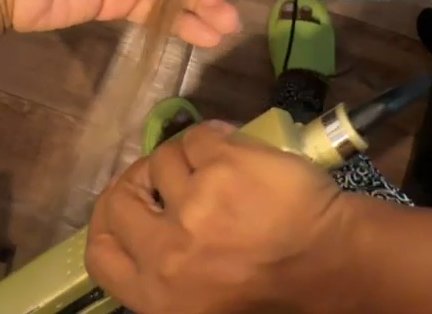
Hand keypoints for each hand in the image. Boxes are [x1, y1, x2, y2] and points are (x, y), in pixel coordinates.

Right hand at [86, 121, 349, 313]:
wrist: (331, 265)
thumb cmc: (269, 288)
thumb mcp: (198, 301)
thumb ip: (162, 271)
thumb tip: (141, 220)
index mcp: (156, 297)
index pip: (100, 252)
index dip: (110, 221)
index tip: (131, 205)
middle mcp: (166, 253)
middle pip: (120, 197)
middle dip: (139, 181)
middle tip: (165, 178)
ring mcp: (194, 204)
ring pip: (162, 159)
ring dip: (186, 161)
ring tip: (217, 173)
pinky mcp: (224, 163)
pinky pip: (197, 134)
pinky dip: (213, 137)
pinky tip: (234, 152)